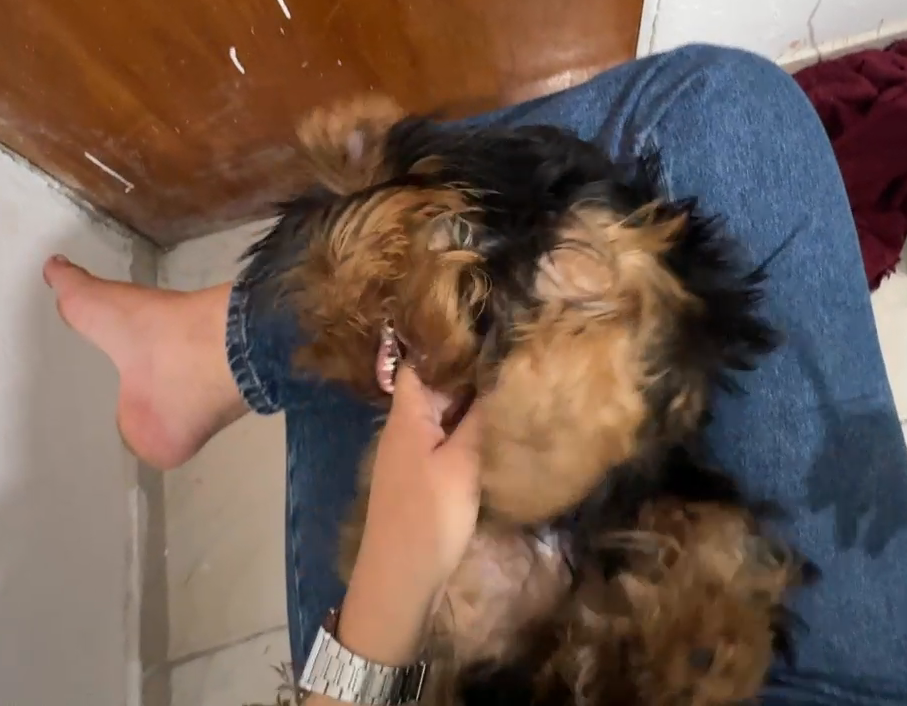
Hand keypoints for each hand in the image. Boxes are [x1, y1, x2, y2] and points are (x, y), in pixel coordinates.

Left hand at [335, 366, 482, 666]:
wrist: (398, 583)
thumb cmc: (428, 517)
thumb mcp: (461, 464)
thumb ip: (479, 419)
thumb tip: (498, 376)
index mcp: (407, 414)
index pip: (419, 360)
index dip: (446, 341)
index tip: (481, 323)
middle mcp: (406, 426)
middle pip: (434, 384)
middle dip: (467, 368)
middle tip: (508, 348)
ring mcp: (413, 451)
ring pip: (442, 412)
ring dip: (469, 399)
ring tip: (509, 378)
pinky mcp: (423, 474)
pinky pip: (445, 436)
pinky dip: (467, 426)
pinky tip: (494, 424)